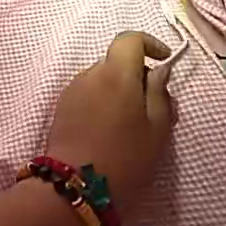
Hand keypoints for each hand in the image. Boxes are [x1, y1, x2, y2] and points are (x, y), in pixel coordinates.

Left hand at [45, 31, 173, 215]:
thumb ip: (160, 94)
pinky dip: (102, 102)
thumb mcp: (157, 129)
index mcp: (116, 73)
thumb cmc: (125, 158)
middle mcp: (90, 73)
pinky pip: (88, 94)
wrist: (75, 186)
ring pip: (102, 79)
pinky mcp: (61, 107)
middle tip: (154, 107)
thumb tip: (158, 71)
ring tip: (132, 125)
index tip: (164, 62)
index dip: (150, 44)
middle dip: (136, 76)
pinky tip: (109, 131)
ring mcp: (72, 89)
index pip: (130, 39)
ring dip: (119, 91)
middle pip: (116, 61)